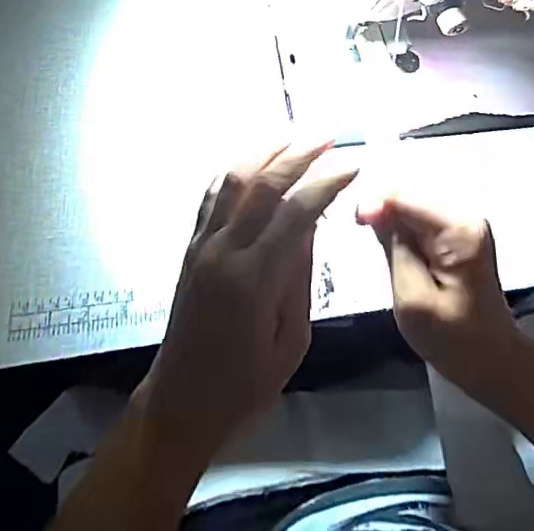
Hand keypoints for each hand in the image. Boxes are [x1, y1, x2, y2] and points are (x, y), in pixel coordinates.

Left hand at [136, 140, 357, 457]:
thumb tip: (310, 224)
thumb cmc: (245, 384)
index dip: (325, 183)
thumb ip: (300, 276)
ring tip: (292, 136)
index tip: (351, 164)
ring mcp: (201, 242)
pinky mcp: (190, 244)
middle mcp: (223, 249)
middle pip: (262, 184)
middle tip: (326, 137)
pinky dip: (235, 171)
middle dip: (297, 155)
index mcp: (253, 278)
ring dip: (263, 152)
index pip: (295, 212)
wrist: (182, 398)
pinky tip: (252, 162)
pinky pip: (212, 195)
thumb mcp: (291, 339)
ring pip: (232, 179)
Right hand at [356, 196, 533, 408]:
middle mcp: (466, 216)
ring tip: (377, 239)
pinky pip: (419, 213)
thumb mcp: (412, 298)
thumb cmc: (455, 340)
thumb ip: (393, 247)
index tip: (357, 225)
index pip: (404, 196)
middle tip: (364, 233)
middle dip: (381, 208)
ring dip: (390, 216)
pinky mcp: (459, 232)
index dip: (374, 205)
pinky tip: (394, 242)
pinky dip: (401, 224)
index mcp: (459, 230)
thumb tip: (372, 209)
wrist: (495, 363)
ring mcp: (464, 222)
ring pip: (411, 200)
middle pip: (408, 192)